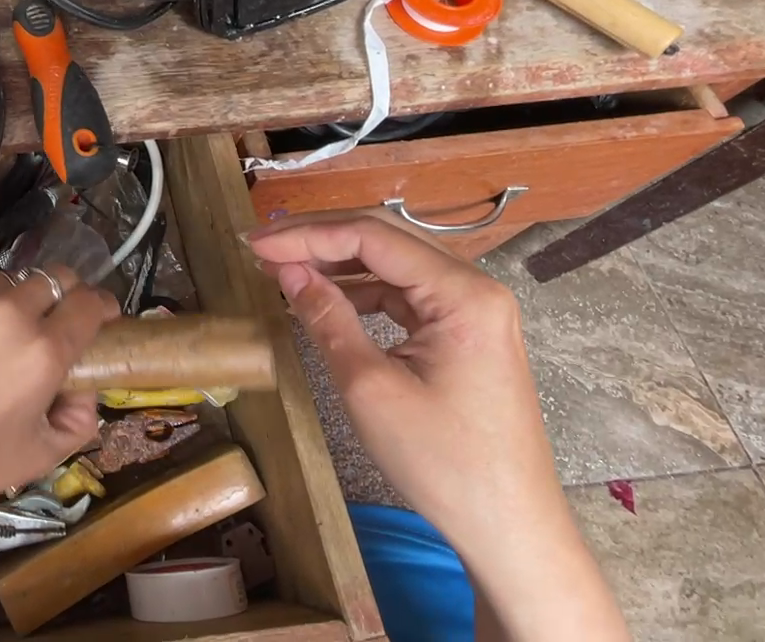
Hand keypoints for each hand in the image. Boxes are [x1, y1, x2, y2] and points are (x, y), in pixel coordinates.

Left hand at [0, 266, 118, 525]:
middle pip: (56, 277)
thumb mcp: (41, 455)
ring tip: (3, 335)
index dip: (103, 305)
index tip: (103, 315)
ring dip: (19, 300)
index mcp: (43, 352)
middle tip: (57, 322)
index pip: (90, 303)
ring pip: (11, 282)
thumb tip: (83, 389)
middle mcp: (8, 314)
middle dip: (66, 295)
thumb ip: (79, 419)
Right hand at [249, 213, 627, 640]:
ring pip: (391, 262)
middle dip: (318, 237)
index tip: (254, 244)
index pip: (371, 237)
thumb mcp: (368, 386)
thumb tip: (285, 269)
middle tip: (261, 244)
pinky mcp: (463, 332)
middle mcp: (474, 287)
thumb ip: (326, 316)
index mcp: (463, 293)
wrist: (510, 529)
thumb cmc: (442, 461)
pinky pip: (402, 292)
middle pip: (384, 238)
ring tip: (281, 267)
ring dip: (335, 260)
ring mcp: (473, 309)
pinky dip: (358, 289)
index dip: (306, 235)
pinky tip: (322, 296)